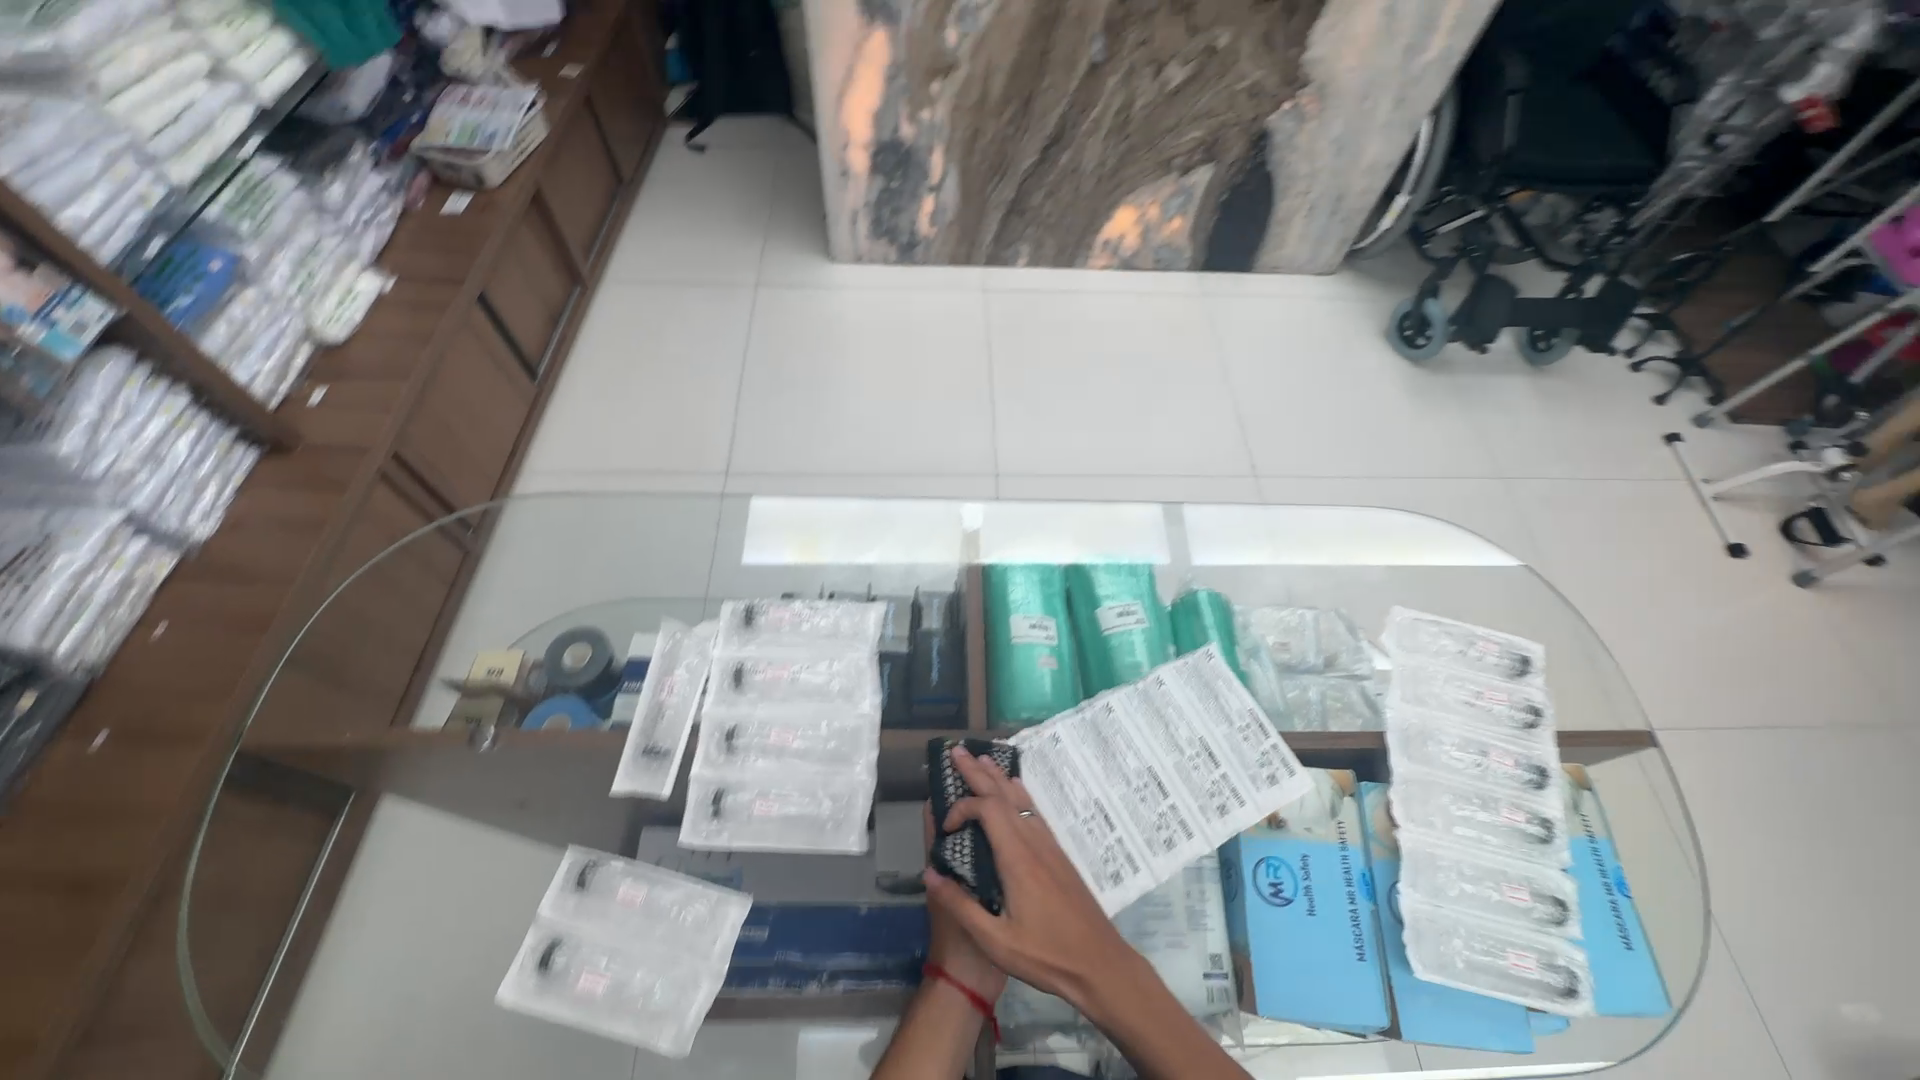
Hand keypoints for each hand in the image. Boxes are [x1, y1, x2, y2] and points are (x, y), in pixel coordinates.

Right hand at [922, 746, 1143, 1013]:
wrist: (1100, 964)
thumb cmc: (1047, 955)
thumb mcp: (995, 941)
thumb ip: (960, 906)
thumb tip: (929, 874)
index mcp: (1017, 858)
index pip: (987, 809)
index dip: (962, 807)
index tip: (945, 828)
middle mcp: (1034, 842)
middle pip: (1004, 794)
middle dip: (978, 771)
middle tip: (956, 750)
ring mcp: (1050, 846)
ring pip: (1022, 800)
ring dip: (998, 779)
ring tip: (982, 760)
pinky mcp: (1059, 856)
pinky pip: (1034, 812)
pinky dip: (1018, 795)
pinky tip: (1016, 793)